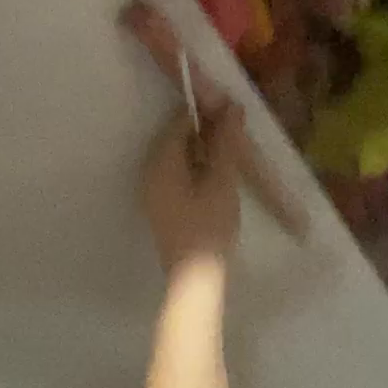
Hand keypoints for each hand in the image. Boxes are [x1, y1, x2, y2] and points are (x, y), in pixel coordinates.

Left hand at [141, 106, 242, 276]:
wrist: (195, 281)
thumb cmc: (209, 227)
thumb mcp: (223, 180)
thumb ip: (226, 141)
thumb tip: (231, 106)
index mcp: (161, 162)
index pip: (179, 121)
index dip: (206, 112)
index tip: (232, 112)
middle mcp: (150, 172)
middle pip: (177, 138)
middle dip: (207, 131)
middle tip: (237, 133)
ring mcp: (154, 191)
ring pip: (180, 157)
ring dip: (204, 150)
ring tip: (233, 153)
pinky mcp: (162, 205)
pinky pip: (178, 174)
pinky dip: (198, 167)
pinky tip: (219, 175)